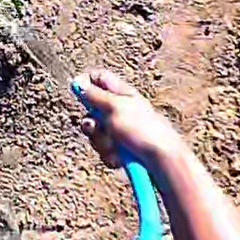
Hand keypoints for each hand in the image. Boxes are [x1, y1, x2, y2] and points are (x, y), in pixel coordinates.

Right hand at [74, 70, 196, 176]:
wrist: (162, 161)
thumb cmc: (142, 130)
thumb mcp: (114, 108)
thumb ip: (94, 96)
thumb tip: (78, 81)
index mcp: (123, 94)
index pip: (99, 78)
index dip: (86, 82)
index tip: (77, 91)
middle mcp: (121, 110)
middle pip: (92, 111)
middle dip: (92, 123)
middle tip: (97, 127)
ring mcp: (122, 131)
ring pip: (97, 134)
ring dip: (101, 142)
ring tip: (115, 146)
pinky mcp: (122, 150)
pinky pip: (105, 150)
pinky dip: (109, 155)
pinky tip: (120, 158)